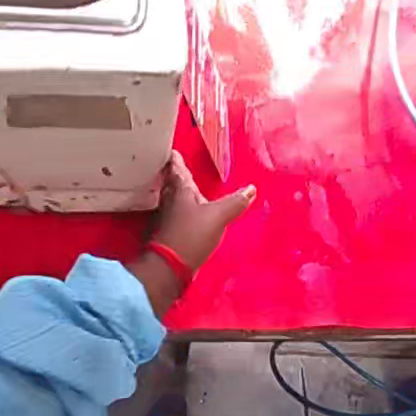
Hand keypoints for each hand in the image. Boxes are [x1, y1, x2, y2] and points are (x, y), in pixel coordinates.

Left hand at [149, 150, 256, 271]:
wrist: (168, 266)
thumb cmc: (191, 235)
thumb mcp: (218, 216)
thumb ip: (235, 202)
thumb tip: (251, 189)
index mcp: (180, 189)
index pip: (176, 167)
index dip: (176, 158)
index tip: (173, 149)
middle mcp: (168, 199)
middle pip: (170, 181)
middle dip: (174, 174)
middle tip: (177, 166)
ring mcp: (164, 216)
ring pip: (169, 197)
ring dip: (175, 191)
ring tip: (183, 188)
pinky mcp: (164, 232)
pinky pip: (171, 213)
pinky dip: (177, 209)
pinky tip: (185, 214)